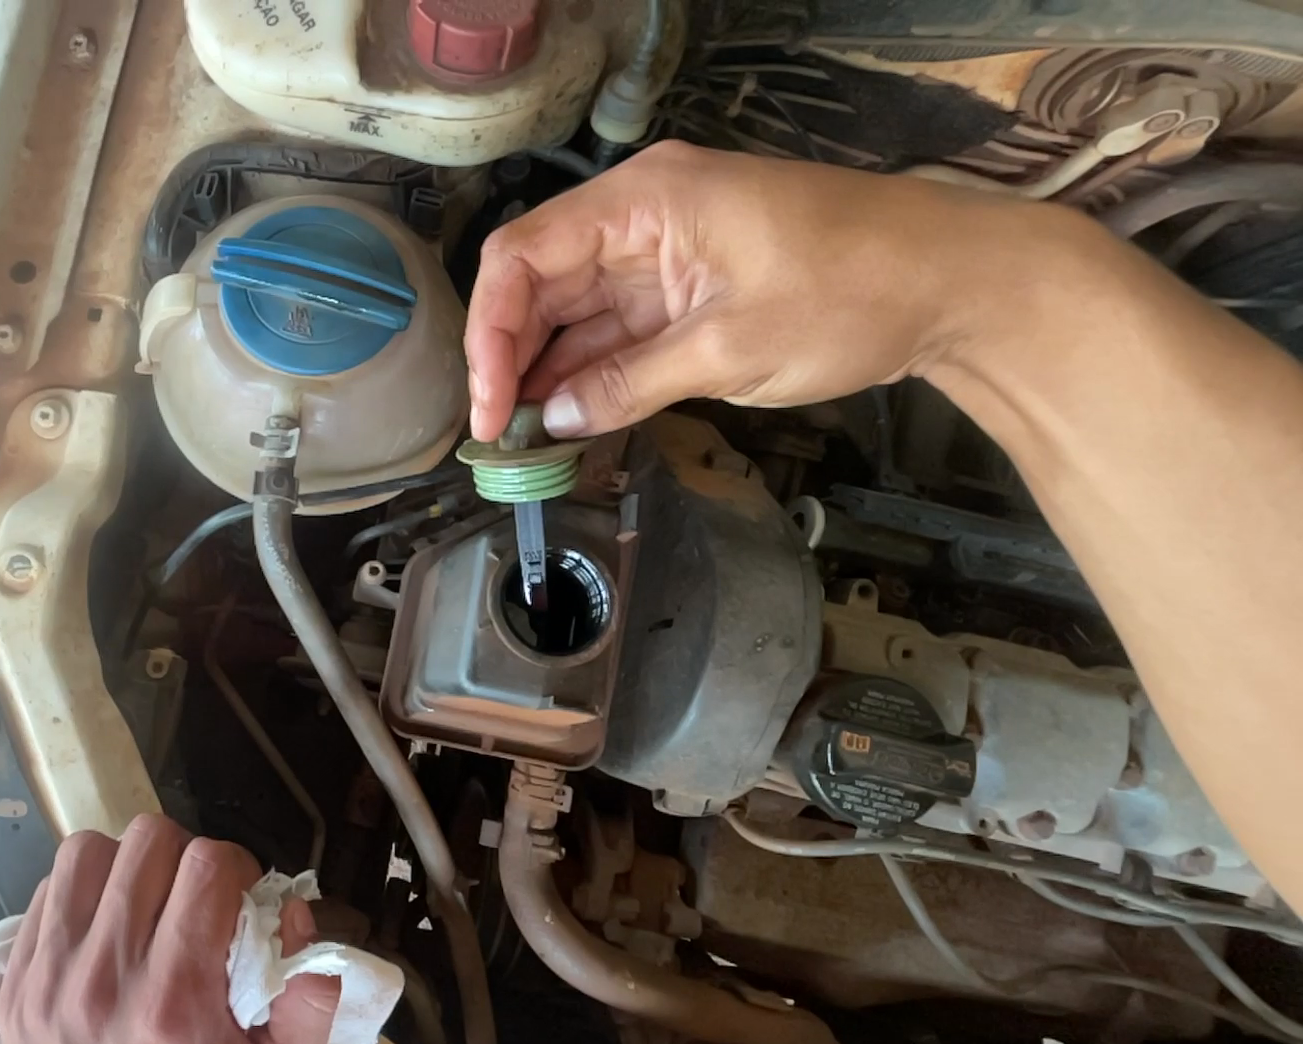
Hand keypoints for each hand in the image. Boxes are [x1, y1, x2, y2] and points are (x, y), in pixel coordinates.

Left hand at [0, 814, 339, 1043]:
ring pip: (89, 852)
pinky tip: (105, 930)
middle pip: (149, 841)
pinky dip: (83, 895)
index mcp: (173, 1003)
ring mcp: (45, 983)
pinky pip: (48, 892)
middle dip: (187, 859)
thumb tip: (292, 913)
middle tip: (198, 903)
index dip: (238, 870)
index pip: (208, 864)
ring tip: (149, 907)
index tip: (241, 903)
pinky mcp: (11, 988)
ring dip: (128, 867)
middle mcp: (101, 982)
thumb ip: (310, 996)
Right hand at [464, 140, 1095, 439]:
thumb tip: (552, 425)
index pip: (522, 257)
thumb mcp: (728, 348)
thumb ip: (627, 386)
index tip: (490, 407)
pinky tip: (562, 420)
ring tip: (523, 439)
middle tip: (500, 435)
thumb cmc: (851, 296)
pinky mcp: (672, 293)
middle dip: (509, 362)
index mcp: (641, 203)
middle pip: (535, 287)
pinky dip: (583, 378)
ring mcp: (652, 258)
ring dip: (541, 376)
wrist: (955, 288)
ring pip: (565, 315)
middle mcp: (633, 221)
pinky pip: (606, 335)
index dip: (490, 334)